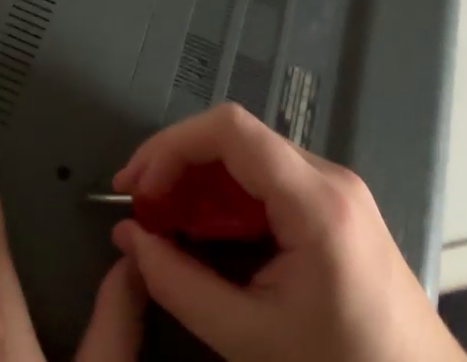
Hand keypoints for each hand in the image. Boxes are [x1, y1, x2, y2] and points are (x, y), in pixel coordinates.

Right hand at [111, 104, 466, 361]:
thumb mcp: (250, 338)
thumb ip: (179, 285)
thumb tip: (129, 237)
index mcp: (316, 201)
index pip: (229, 129)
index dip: (170, 146)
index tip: (136, 189)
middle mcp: (329, 179)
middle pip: (235, 140)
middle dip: (177, 168)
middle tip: (140, 212)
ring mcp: (337, 192)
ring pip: (248, 161)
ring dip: (198, 186)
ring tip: (163, 228)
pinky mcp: (337, 211)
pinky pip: (268, 185)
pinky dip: (226, 203)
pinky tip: (203, 238)